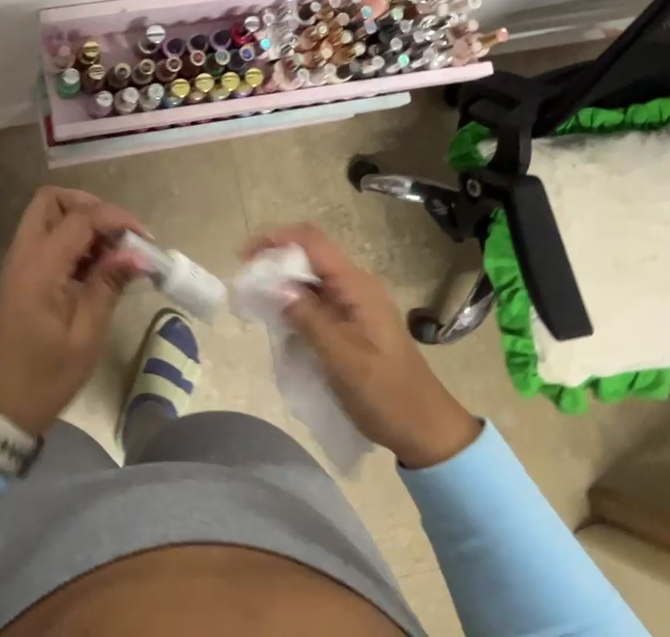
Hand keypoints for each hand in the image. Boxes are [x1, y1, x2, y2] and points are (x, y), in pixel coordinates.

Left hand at [0, 187, 145, 435]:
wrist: (0, 405)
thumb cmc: (45, 377)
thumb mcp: (85, 336)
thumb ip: (108, 286)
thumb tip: (137, 253)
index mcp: (38, 268)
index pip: (79, 219)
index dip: (116, 218)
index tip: (146, 238)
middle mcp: (22, 255)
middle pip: (51, 201)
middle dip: (90, 206)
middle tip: (120, 234)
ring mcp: (17, 264)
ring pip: (46, 217)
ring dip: (81, 223)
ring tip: (114, 253)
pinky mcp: (20, 277)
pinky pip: (44, 240)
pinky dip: (71, 240)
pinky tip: (97, 267)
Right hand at [243, 225, 480, 467]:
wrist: (424, 429)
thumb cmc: (387, 394)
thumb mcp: (343, 359)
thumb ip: (309, 319)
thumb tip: (276, 286)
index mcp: (357, 287)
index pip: (312, 241)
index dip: (275, 240)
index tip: (245, 258)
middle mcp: (355, 288)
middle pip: (308, 256)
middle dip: (274, 261)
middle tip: (245, 286)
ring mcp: (353, 306)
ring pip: (310, 279)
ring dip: (281, 284)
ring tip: (254, 303)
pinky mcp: (350, 324)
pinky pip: (315, 302)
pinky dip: (292, 304)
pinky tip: (277, 322)